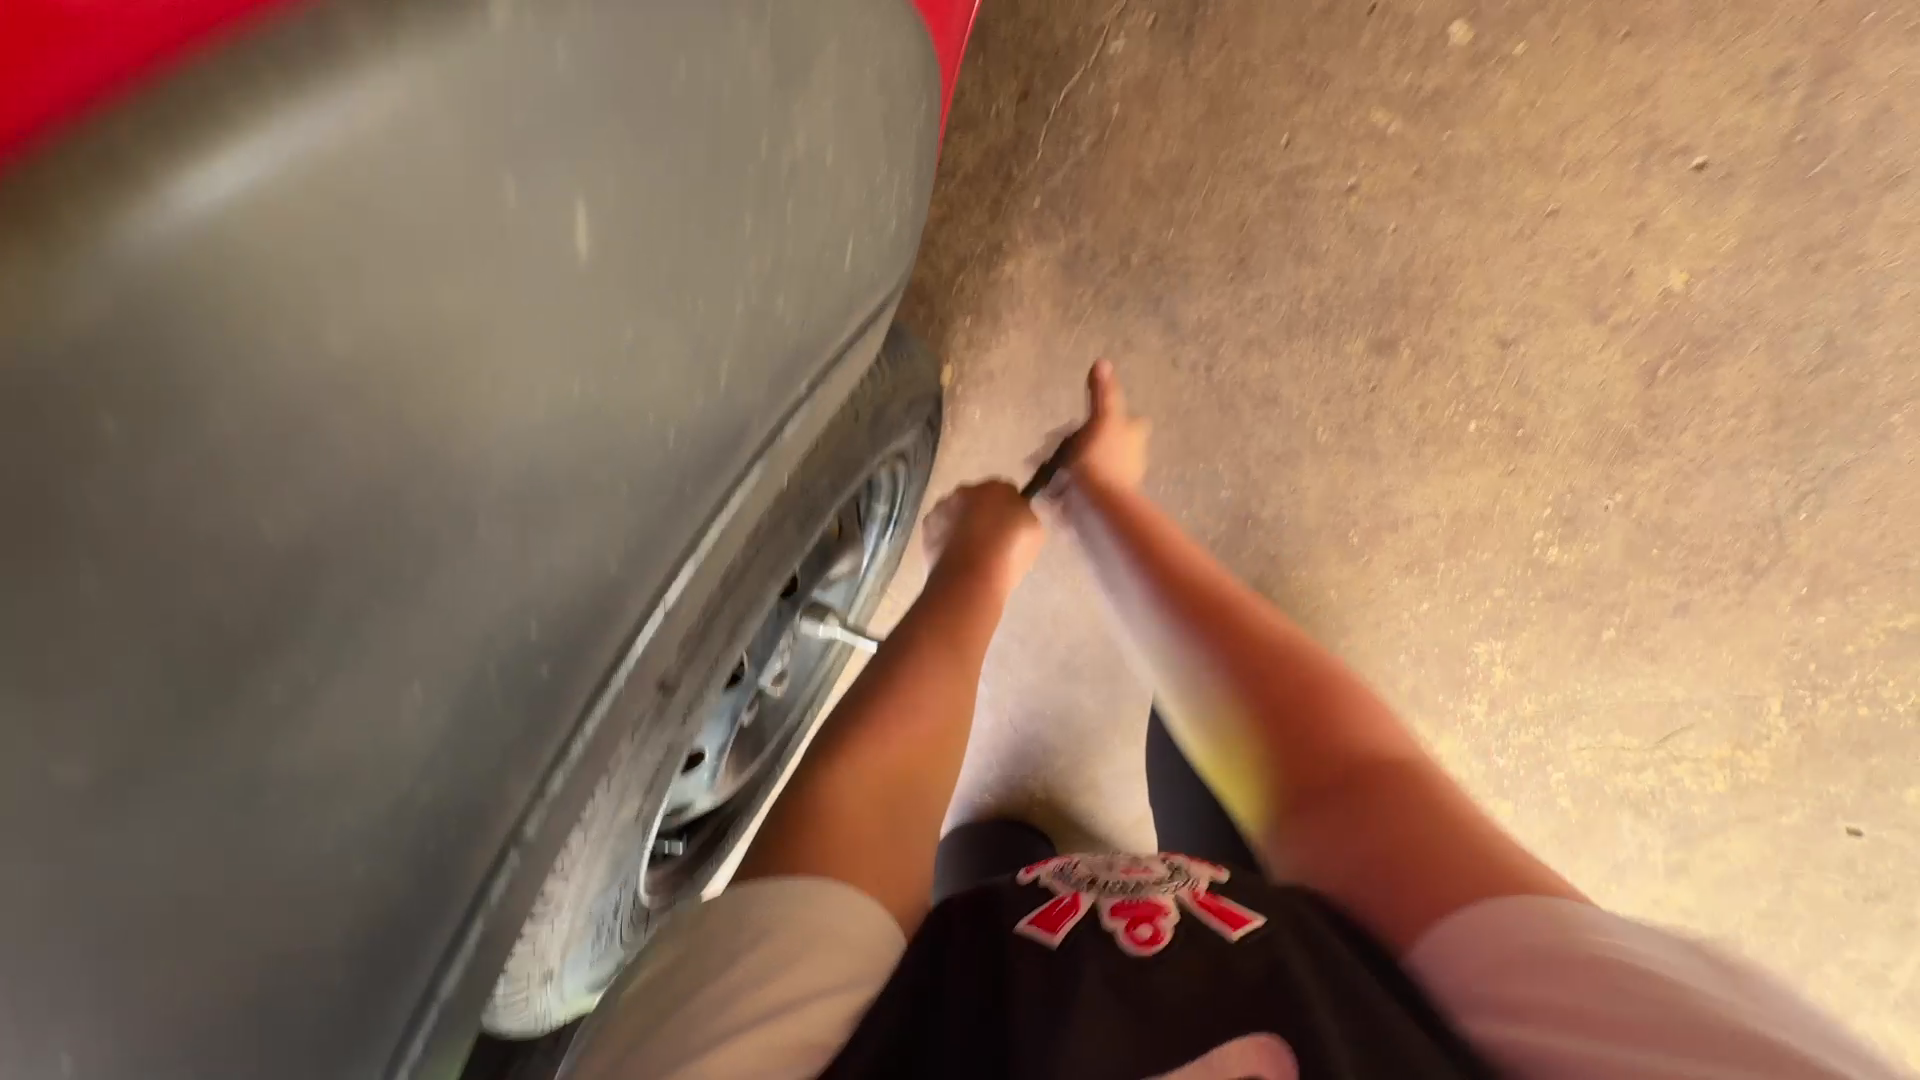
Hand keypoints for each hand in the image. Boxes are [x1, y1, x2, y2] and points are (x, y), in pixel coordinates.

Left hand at [921, 480, 1044, 591]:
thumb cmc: (1008, 552)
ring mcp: (942, 507)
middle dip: (984, 514)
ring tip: (972, 553)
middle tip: (993, 540)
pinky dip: (946, 539)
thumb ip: (1024, 514)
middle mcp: (966, 490)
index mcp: (996, 486)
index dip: (1010, 509)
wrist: (971, 576)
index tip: (1012, 528)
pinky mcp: (926, 528)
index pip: (1005, 491)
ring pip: (956, 513)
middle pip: (977, 500)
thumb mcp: (1035, 530)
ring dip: (962, 525)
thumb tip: (1016, 513)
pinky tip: (956, 557)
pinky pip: (941, 529)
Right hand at [1031, 360, 1150, 497]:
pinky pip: (1092, 486)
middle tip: (1064, 447)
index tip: (1090, 422)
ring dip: (1082, 464)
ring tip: (1056, 467)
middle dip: (1092, 443)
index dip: (1113, 418)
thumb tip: (1103, 361)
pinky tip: (1061, 486)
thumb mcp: (1102, 419)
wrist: (1101, 504)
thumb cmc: (1102, 458)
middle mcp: (1134, 455)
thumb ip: (1103, 392)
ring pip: (1102, 464)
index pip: (1132, 421)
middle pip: (1114, 443)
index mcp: (1135, 434)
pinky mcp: (1108, 499)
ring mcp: (1122, 479)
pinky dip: (1077, 485)